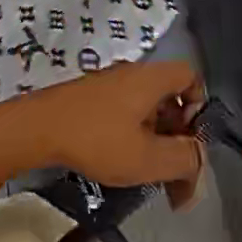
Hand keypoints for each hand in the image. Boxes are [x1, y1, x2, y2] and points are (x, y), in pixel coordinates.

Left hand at [16, 60, 206, 208]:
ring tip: (151, 170)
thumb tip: (198, 154)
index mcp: (151, 77)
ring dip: (158, 136)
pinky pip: (129, 108)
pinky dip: (137, 131)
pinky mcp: (96, 95)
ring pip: (149, 104)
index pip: (190, 74)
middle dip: (180, 132)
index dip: (199, 104)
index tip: (191, 138)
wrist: (41, 126)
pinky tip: (126, 158)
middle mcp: (134, 72)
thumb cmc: (98, 139)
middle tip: (175, 168)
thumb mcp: (147, 158)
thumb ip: (182, 158)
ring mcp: (113, 82)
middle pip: (171, 94)